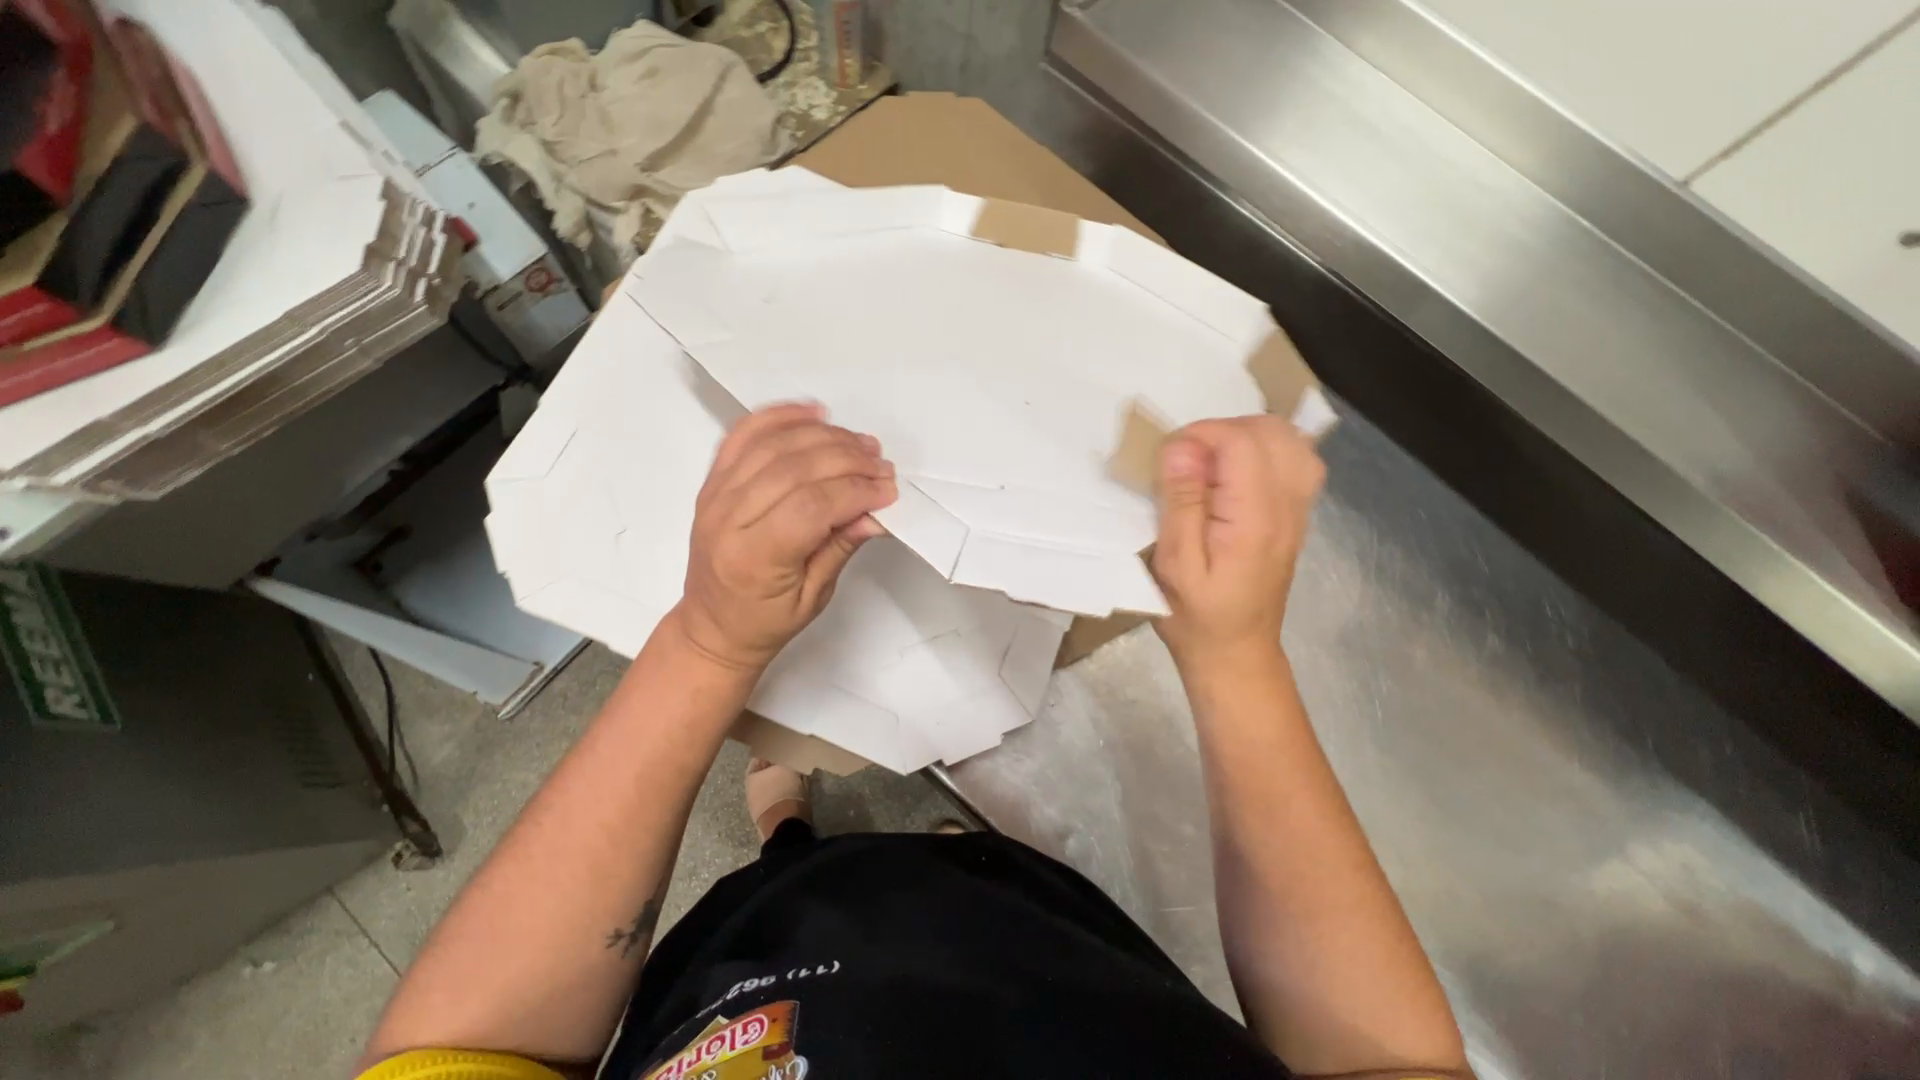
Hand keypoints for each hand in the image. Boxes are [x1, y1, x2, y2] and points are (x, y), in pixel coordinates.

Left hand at [673, 403, 897, 672]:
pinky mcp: (712, 480)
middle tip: (881, 464)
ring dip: (823, 437)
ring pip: (773, 445)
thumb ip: (841, 547)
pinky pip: (744, 434)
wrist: (712, 624)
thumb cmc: (765, 621)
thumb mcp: (814, 597)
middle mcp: (727, 519)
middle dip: (846, 460)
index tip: (888, 490)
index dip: (854, 491)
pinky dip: (780, 417)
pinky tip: (814, 413)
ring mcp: (714, 494)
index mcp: (753, 558)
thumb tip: (875, 512)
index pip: (810, 507)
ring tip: (860, 443)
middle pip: (793, 468)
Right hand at [1151, 416, 1324, 669]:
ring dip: (1245, 439)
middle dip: (1223, 431)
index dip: (1200, 434)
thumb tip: (1181, 447)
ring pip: (1290, 440)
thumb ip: (1181, 501)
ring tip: (1210, 465)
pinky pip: (1295, 461)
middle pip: (1272, 431)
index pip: (1241, 442)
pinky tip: (1235, 475)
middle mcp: (1287, 506)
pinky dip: (1264, 453)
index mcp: (1255, 519)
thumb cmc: (1195, 616)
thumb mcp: (1174, 563)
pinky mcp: (1296, 516)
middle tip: (1188, 461)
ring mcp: (1298, 510)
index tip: (1168, 458)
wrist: (1235, 653)